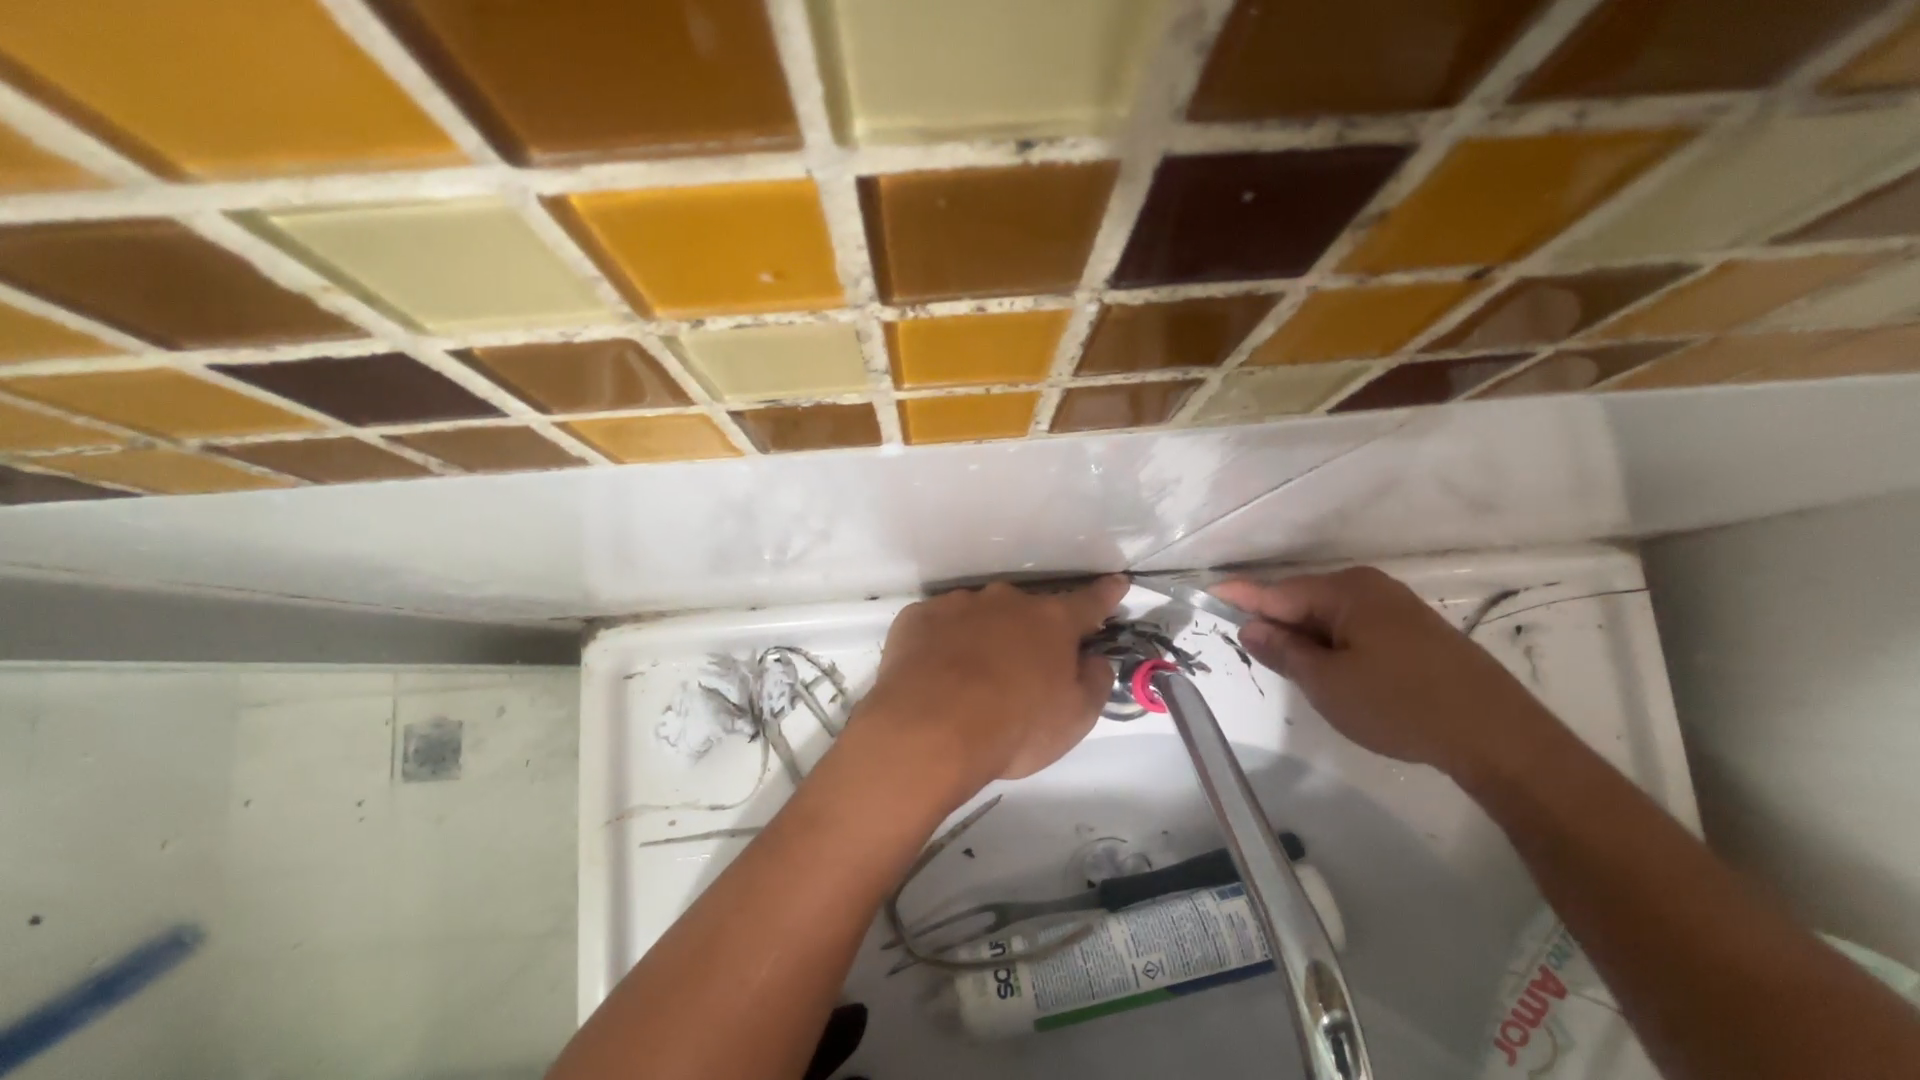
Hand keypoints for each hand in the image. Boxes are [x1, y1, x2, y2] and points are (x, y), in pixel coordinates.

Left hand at [854, 577, 1126, 795]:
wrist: (929, 729)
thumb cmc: (1014, 727)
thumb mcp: (1074, 718)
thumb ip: (1094, 682)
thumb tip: (1095, 659)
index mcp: (1052, 622)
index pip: (1089, 602)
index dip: (1105, 595)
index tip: (1116, 583)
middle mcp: (1006, 602)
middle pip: (1028, 611)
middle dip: (1031, 632)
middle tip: (1024, 669)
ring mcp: (957, 605)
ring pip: (980, 616)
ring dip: (984, 636)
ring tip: (972, 678)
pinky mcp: (916, 619)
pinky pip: (938, 627)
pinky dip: (943, 644)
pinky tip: (935, 673)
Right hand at [1212, 568, 1556, 783]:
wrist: (1495, 734)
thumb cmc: (1399, 704)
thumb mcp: (1327, 683)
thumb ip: (1283, 651)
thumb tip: (1252, 627)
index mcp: (1345, 592)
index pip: (1276, 591)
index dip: (1240, 596)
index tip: (1207, 593)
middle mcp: (1371, 588)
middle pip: (1304, 601)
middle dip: (1274, 621)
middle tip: (1247, 648)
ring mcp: (1398, 608)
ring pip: (1331, 618)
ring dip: (1305, 638)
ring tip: (1288, 667)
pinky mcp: (1416, 632)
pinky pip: (1357, 629)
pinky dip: (1334, 645)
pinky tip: (1333, 671)